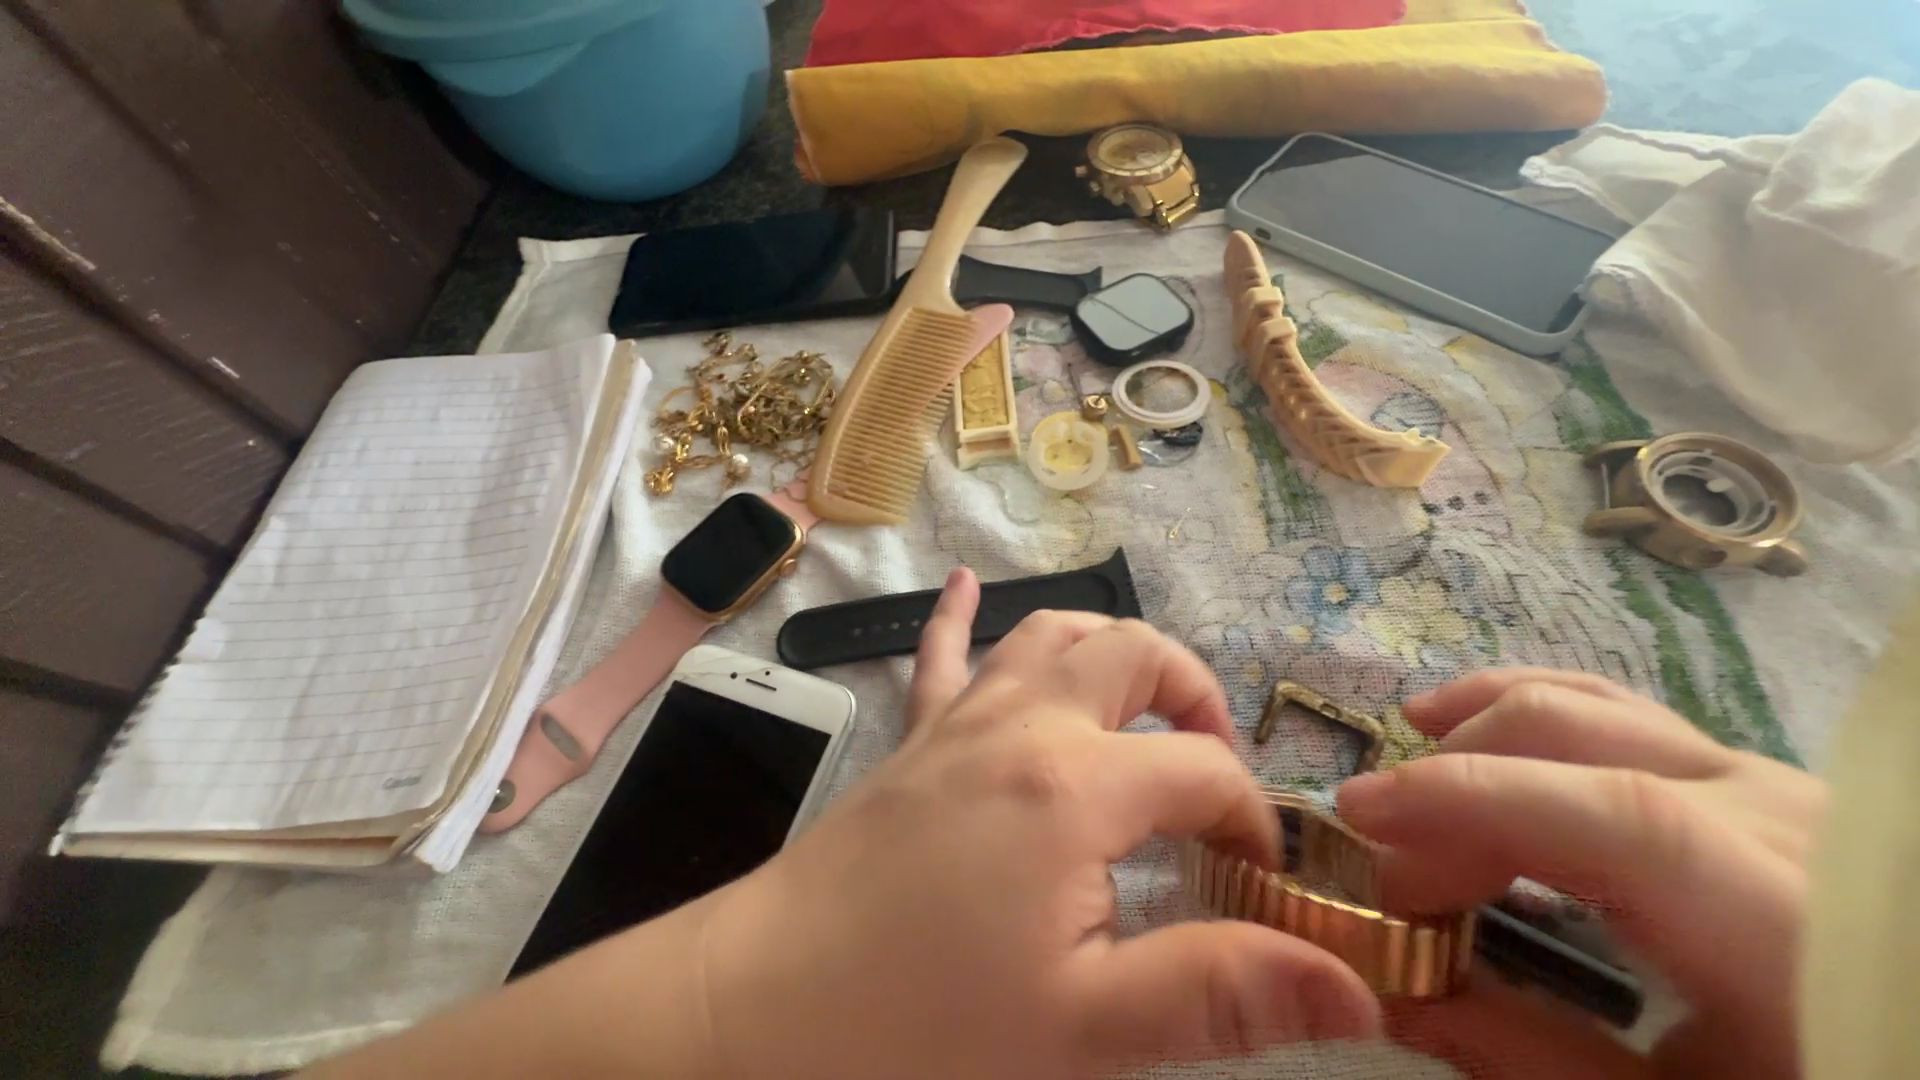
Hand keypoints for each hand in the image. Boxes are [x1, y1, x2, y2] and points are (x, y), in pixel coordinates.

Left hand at [695, 568, 1382, 1078]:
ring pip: (1049, 633)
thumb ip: (1221, 994)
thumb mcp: (1086, 1026)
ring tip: (1141, 703)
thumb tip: (1355, 989)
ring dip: (1108, 652)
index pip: (1202, 771)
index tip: (1256, 878)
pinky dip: (962, 615)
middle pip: (1133, 654)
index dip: (1248, 819)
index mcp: (1074, 786)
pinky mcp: (914, 735)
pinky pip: (940, 652)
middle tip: (1212, 769)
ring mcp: (960, 717)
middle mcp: (1021, 722)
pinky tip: (966, 584)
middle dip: (1195, 694)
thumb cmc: (922, 1023)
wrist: (768, 1001)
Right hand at [1335, 669, 1822, 1079]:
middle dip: (1445, 786)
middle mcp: (1777, 813)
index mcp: (1785, 916)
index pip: (1600, 812)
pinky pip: (1612, 709)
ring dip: (1468, 730)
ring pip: (1582, 704)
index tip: (1357, 825)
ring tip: (1399, 774)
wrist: (1916, 1044)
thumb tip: (1386, 994)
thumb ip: (1532, 1056)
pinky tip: (1467, 720)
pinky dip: (1522, 705)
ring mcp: (1760, 777)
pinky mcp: (1740, 773)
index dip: (1460, 802)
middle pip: (1566, 736)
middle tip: (1387, 867)